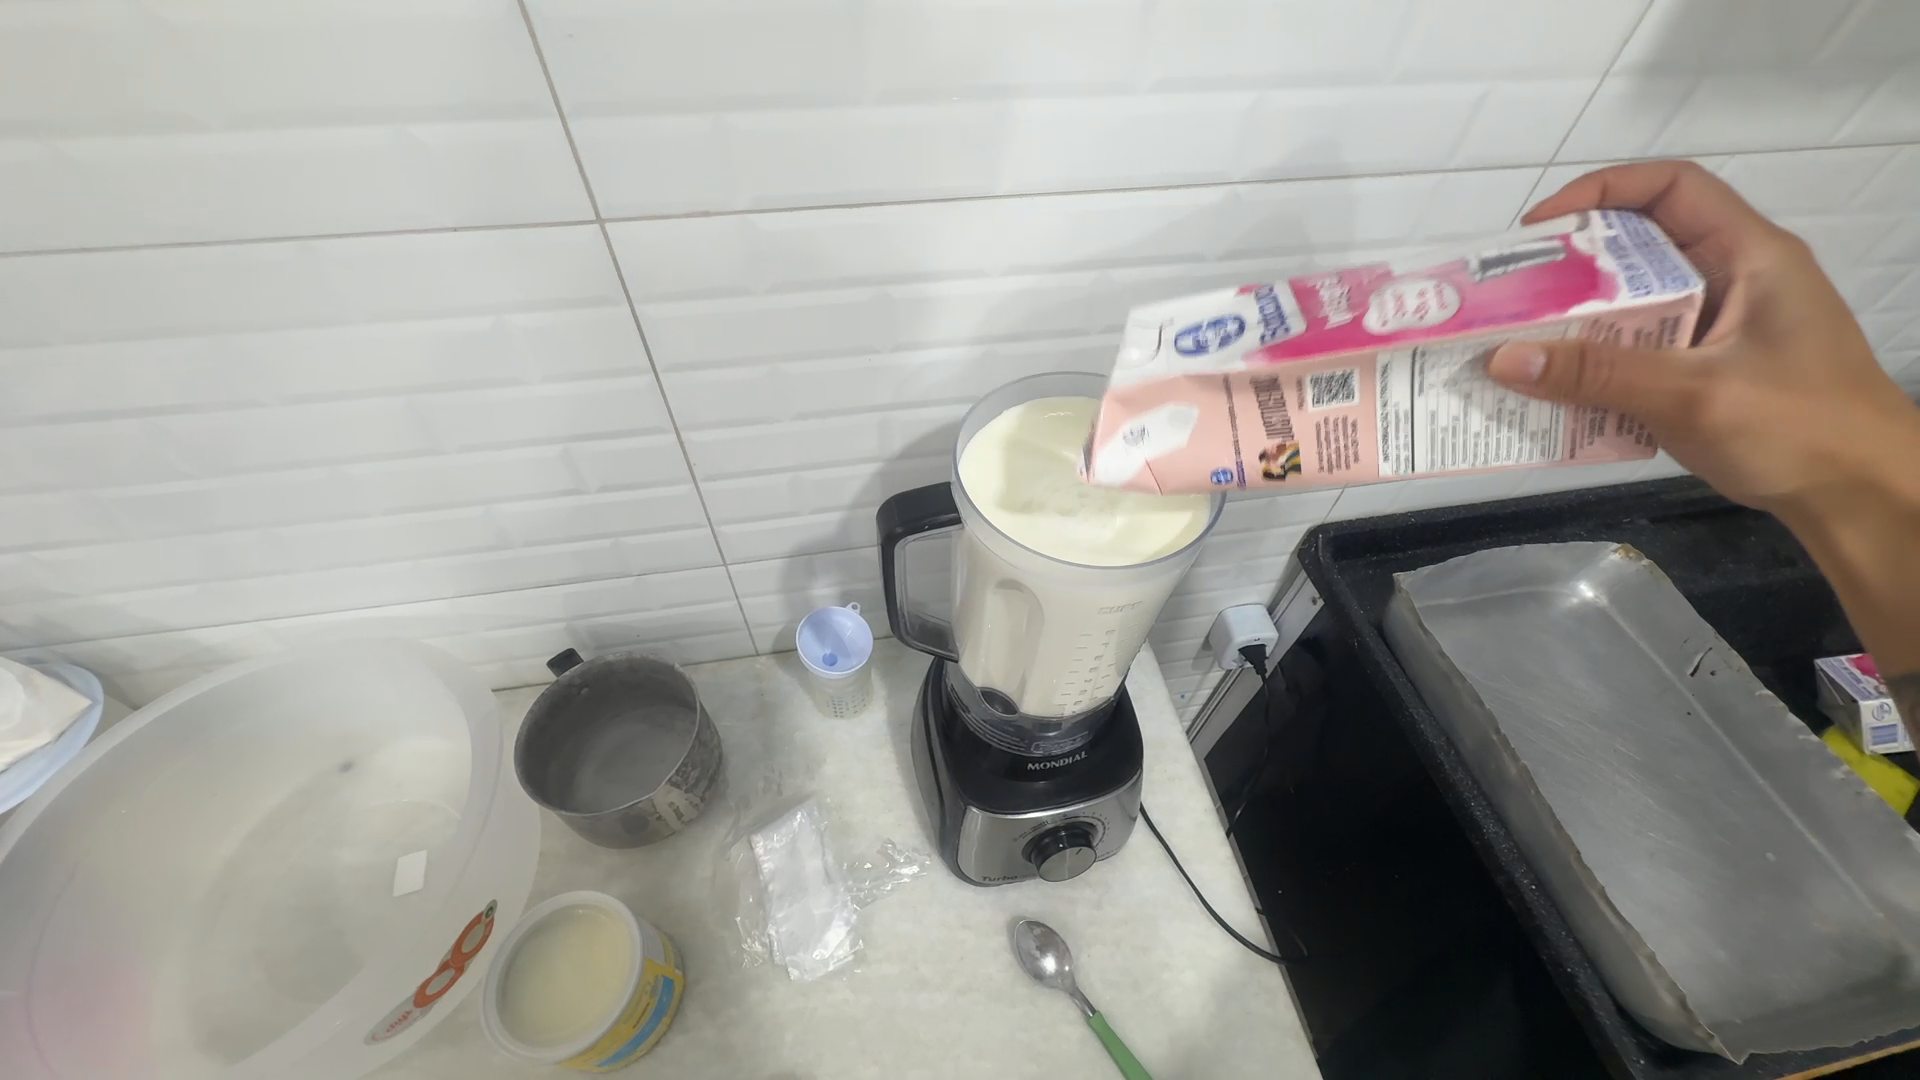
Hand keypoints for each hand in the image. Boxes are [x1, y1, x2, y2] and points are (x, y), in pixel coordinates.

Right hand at [1486, 160, 1917, 516]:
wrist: (1857, 492)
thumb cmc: (1800, 426)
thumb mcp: (1692, 393)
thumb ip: (1596, 374)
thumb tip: (1499, 358)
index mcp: (1748, 258)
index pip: (1671, 189)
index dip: (1599, 192)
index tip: (1533, 230)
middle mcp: (1723, 283)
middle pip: (1631, 252)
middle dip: (1561, 271)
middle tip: (1502, 299)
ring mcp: (1703, 331)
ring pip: (1619, 310)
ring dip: (1562, 328)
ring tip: (1507, 348)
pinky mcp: (1685, 372)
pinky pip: (1617, 357)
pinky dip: (1576, 370)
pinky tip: (1540, 393)